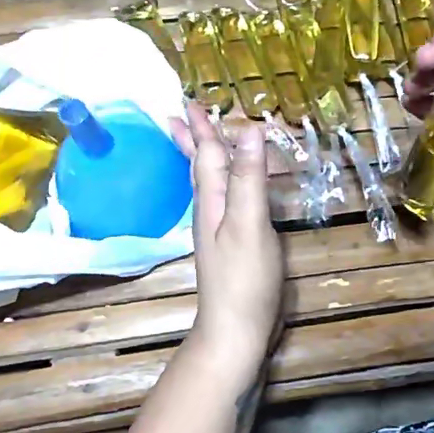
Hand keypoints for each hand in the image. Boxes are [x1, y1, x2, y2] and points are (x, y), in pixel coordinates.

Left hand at [168, 105, 284, 352]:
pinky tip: (230, 188)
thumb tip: (250, 130)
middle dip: (194, 140)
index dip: (202, 128)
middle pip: (200, 167)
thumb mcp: (248, 224)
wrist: (235, 330)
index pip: (206, 155)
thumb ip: (249, 179)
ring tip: (201, 141)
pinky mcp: (232, 245)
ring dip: (206, 159)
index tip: (190, 102)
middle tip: (183, 115)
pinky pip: (225, 201)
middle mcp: (211, 211)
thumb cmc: (243, 278)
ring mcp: (220, 230)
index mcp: (212, 201)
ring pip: (210, 184)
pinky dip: (227, 183)